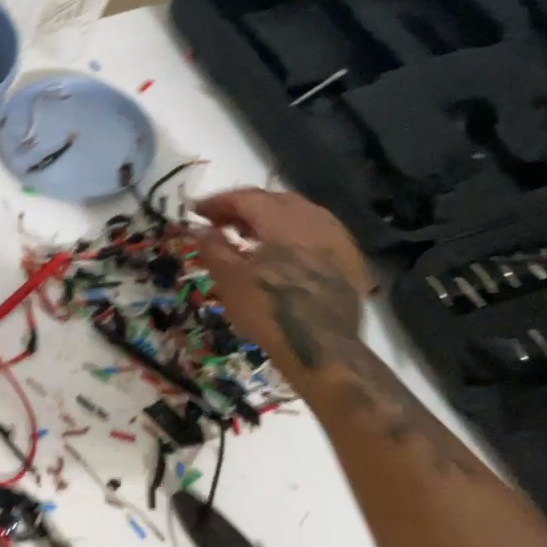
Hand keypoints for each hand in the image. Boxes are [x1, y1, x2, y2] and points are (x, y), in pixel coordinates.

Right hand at [190, 188, 370, 380]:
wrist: (322, 348)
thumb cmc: (268, 311)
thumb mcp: (228, 279)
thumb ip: (213, 247)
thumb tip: (198, 228)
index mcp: (284, 224)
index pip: (248, 198)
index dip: (219, 201)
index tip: (196, 210)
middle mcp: (316, 223)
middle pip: (277, 200)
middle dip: (245, 206)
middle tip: (219, 220)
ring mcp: (339, 240)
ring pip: (302, 213)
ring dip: (271, 217)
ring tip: (248, 233)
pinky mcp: (350, 259)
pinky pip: (319, 231)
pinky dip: (294, 232)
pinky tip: (282, 250)